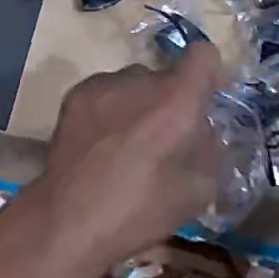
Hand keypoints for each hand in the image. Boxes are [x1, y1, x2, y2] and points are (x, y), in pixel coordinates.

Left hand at [26, 45, 226, 273]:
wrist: (68, 222)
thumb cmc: (140, 212)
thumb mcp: (199, 191)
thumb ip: (210, 148)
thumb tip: (203, 130)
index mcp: (177, 101)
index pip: (203, 55)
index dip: (207, 75)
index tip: (203, 102)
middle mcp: (141, 80)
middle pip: (166, 75)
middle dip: (171, 100)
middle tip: (163, 138)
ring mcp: (104, 84)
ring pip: (134, 83)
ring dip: (139, 103)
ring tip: (127, 143)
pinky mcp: (76, 95)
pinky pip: (106, 91)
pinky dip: (111, 108)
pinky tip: (101, 143)